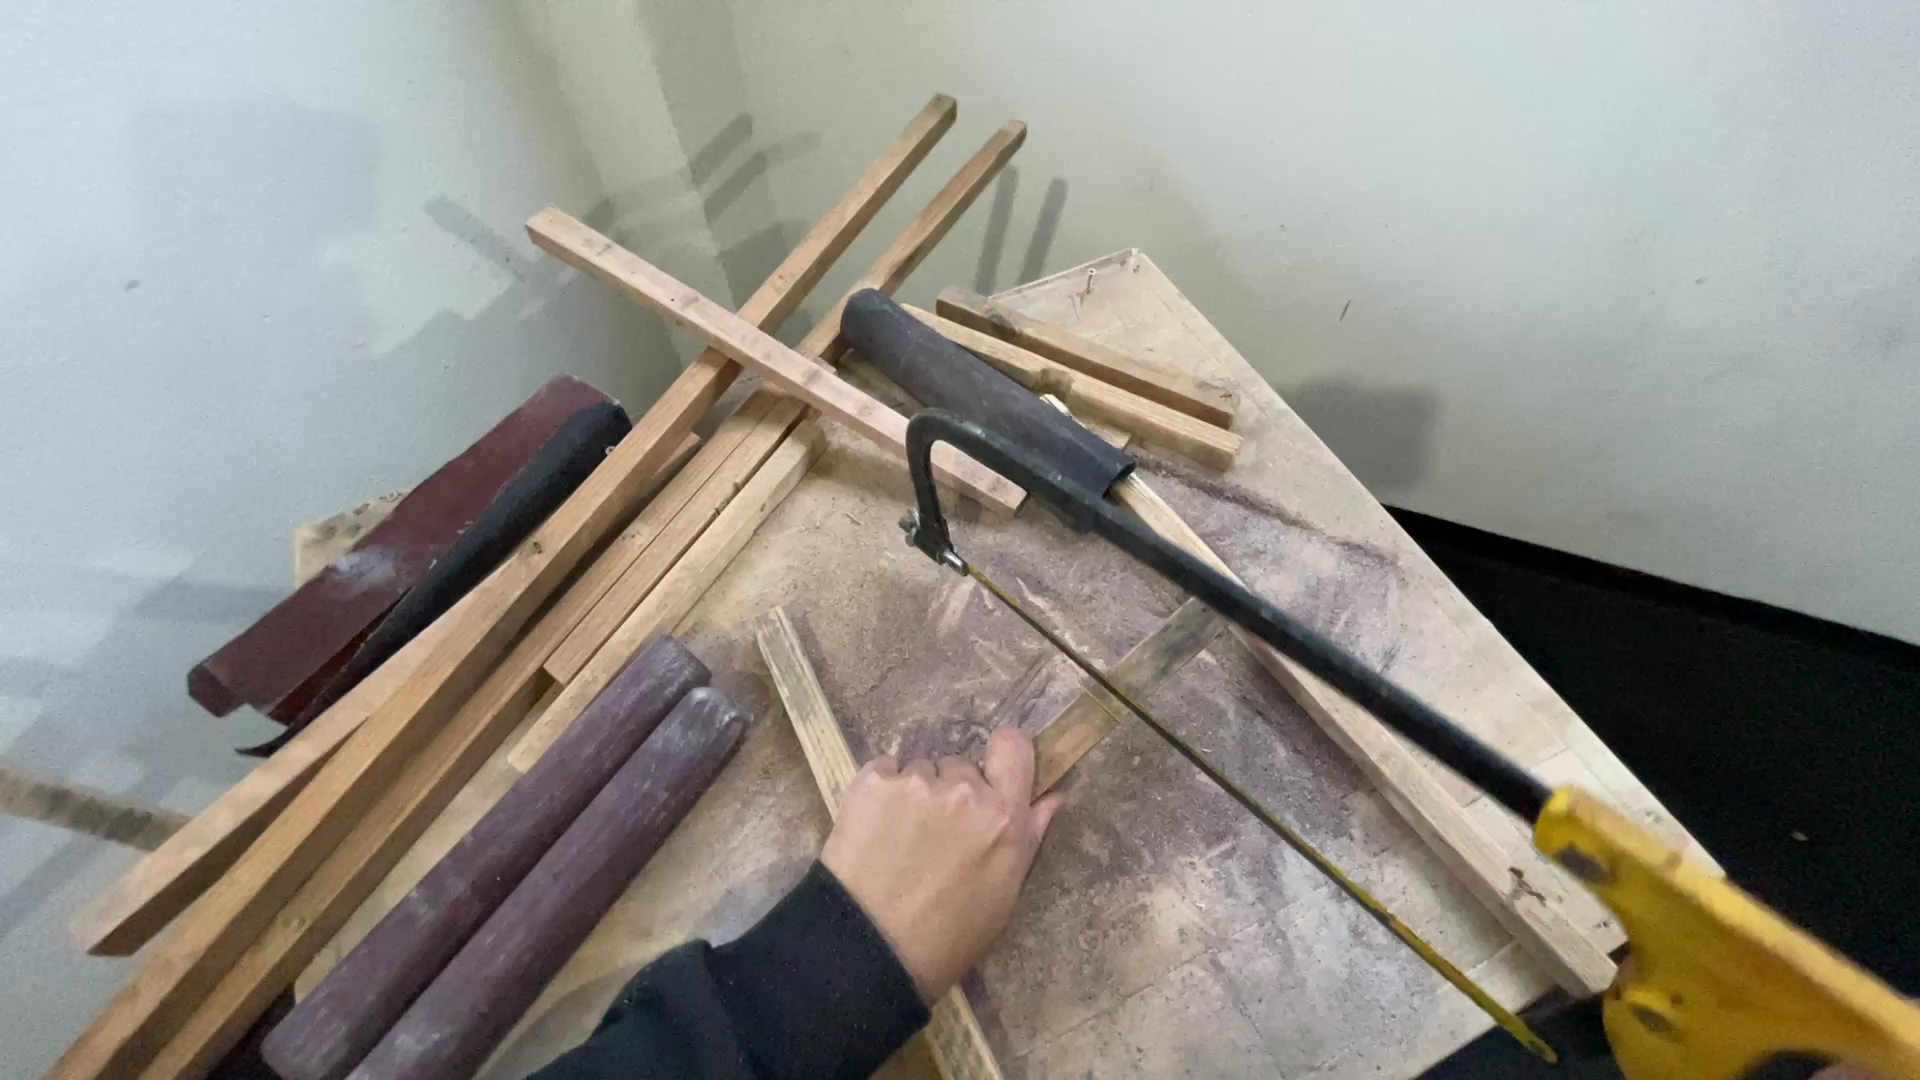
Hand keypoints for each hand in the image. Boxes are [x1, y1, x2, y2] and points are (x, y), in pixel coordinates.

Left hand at [820, 727, 1062, 1001]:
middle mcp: (963, 789)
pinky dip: (881, 792)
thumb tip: (1053, 797)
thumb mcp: (1003, 893)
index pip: (1013, 746)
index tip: (990, 776)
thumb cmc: (948, 935)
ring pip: (921, 770)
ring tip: (899, 841)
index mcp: (1004, 815)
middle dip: (951, 791)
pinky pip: (884, 770)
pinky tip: (875, 829)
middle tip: (935, 836)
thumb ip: (1028, 835)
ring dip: (914, 794)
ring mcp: (916, 782)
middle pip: (960, 767)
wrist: (869, 952)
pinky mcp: (872, 782)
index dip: (1003, 755)